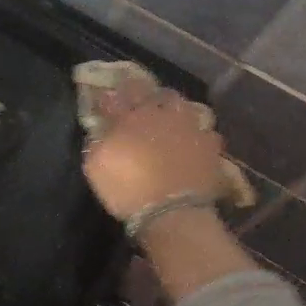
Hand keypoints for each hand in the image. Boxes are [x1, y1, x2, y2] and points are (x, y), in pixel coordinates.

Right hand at [81, 85, 223, 221]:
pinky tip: (192, 141)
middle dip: (142, 93)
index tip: (104, 101)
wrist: (173, 212)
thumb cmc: (128, 189)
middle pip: (151, 92)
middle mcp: (160, 115)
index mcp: (129, 118)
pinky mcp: (209, 145)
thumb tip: (101, 132)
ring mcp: (188, 127)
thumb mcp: (96, 168)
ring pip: (181, 104)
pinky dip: (196, 133)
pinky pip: (204, 131)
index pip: (114, 98)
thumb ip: (97, 143)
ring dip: (172, 107)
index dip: (107, 98)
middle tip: (137, 101)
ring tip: (168, 116)